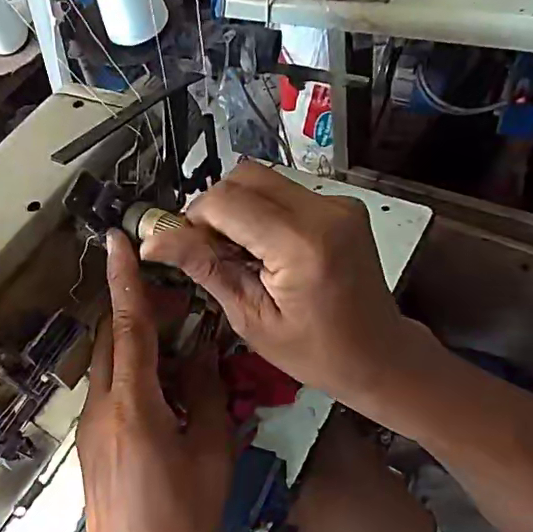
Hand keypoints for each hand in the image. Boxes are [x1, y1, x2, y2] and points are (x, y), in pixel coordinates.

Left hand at [77, 231, 235, 531]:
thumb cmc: (181, 523)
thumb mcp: (211, 453)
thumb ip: (205, 393)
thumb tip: (203, 351)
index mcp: (132, 405)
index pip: (128, 326)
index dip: (125, 279)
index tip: (116, 241)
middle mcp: (101, 407)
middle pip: (115, 340)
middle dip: (143, 314)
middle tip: (182, 309)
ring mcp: (90, 426)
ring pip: (112, 365)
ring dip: (142, 348)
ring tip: (183, 354)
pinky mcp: (92, 442)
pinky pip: (110, 391)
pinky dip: (135, 376)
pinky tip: (168, 394)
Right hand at [142, 160, 432, 404]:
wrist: (379, 354)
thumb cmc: (315, 351)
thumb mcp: (249, 318)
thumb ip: (204, 267)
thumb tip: (153, 241)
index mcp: (302, 245)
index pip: (225, 201)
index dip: (193, 220)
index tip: (186, 250)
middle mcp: (324, 212)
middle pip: (242, 177)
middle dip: (213, 208)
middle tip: (209, 250)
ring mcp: (337, 203)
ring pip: (259, 178)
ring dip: (235, 208)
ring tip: (237, 252)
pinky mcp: (339, 204)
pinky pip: (280, 190)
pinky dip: (258, 211)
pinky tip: (261, 248)